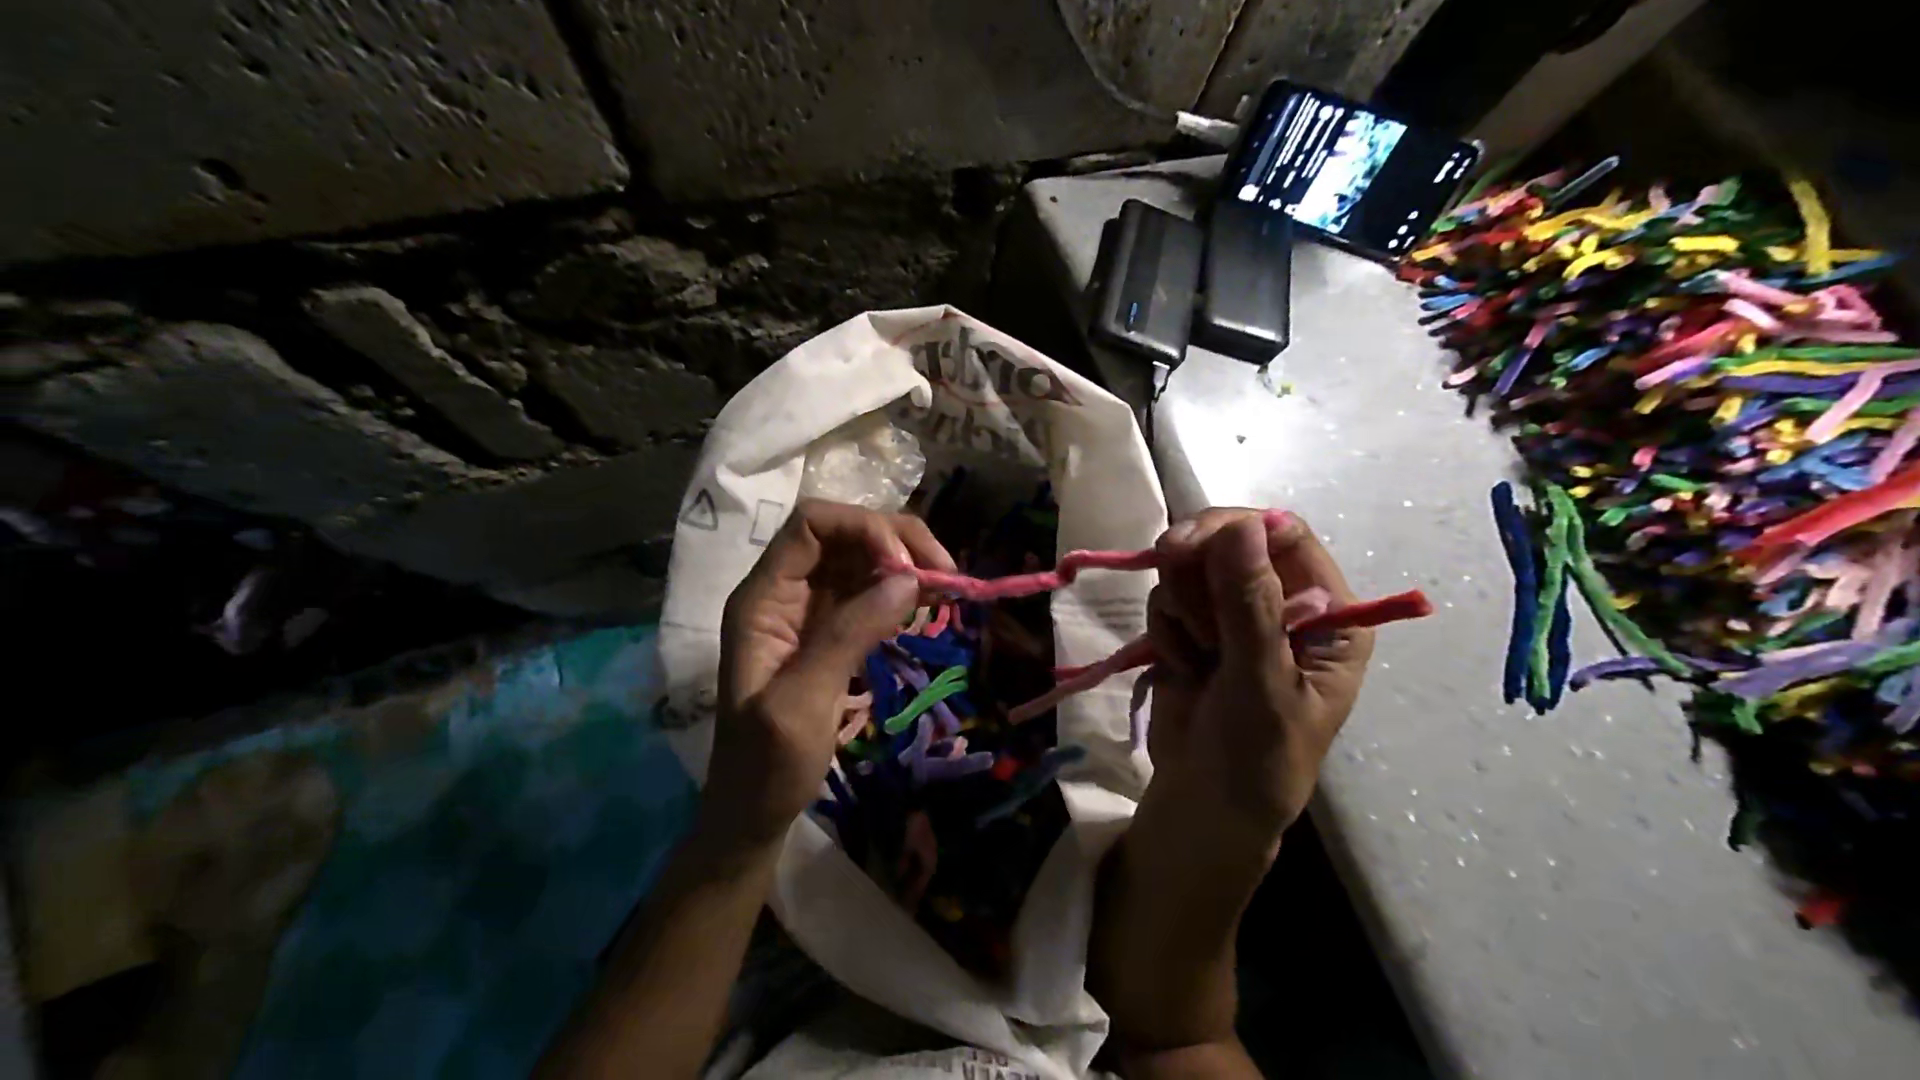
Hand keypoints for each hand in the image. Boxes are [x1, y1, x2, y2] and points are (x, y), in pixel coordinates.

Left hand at [706, 499, 953, 851]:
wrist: (755, 808)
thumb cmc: (766, 763)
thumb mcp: (801, 704)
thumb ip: (848, 635)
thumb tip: (907, 579)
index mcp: (763, 599)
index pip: (811, 526)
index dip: (862, 528)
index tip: (905, 566)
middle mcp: (786, 591)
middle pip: (844, 533)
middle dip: (895, 540)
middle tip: (943, 574)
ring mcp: (811, 608)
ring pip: (863, 557)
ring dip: (906, 560)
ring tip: (946, 586)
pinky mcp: (833, 628)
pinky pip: (872, 589)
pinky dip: (903, 588)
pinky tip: (930, 601)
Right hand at [1143, 509, 1372, 842]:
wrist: (1205, 806)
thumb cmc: (1256, 756)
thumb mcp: (1261, 684)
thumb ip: (1249, 606)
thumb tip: (1240, 527)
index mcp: (1328, 613)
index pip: (1285, 537)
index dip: (1235, 530)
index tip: (1184, 544)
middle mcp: (1284, 605)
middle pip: (1231, 542)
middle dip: (1197, 564)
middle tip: (1170, 574)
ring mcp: (1234, 616)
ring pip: (1192, 568)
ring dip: (1181, 604)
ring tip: (1195, 655)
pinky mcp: (1194, 630)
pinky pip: (1168, 597)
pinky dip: (1166, 627)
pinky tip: (1180, 665)